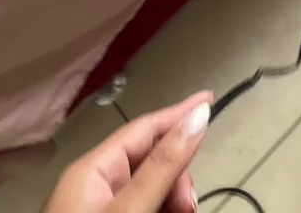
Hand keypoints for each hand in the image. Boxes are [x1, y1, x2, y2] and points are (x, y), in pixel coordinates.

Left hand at [43, 92, 212, 212]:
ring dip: (172, 198)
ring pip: (150, 187)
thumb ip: (163, 164)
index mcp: (90, 169)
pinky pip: (142, 205)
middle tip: (188, 206)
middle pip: (150, 160)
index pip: (144, 126)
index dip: (180, 112)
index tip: (211, 98)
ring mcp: (96, 208)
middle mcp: (91, 185)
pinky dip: (161, 208)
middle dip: (177, 177)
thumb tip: (199, 113)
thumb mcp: (129, 209)